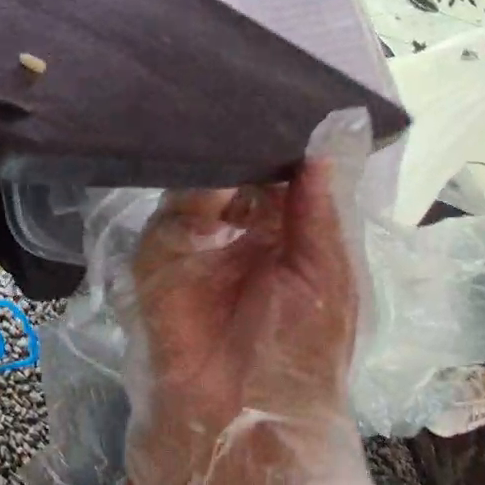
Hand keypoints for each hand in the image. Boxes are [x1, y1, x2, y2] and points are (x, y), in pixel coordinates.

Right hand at [123, 112, 372, 484]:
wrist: (238, 395)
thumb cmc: (301, 344)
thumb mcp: (328, 279)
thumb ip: (318, 215)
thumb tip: (317, 149)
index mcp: (288, 238)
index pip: (282, 181)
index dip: (283, 146)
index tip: (279, 98)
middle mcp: (239, 230)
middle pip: (237, 173)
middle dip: (239, 140)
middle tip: (233, 88)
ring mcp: (194, 233)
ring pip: (200, 180)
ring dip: (208, 151)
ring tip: (207, 105)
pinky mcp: (156, 240)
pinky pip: (168, 200)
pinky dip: (181, 175)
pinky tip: (186, 145)